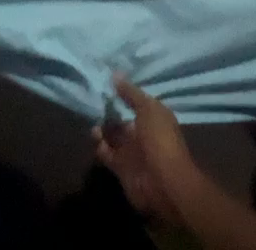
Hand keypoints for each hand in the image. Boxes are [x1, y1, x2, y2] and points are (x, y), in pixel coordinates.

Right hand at [93, 76, 204, 226]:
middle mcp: (142, 134)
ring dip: (102, 129)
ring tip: (93, 122)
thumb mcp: (148, 108)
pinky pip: (107, 154)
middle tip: (93, 102)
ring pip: (113, 137)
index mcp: (154, 118)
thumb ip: (131, 93)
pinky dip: (100, 146)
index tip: (105, 83)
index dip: (122, 94)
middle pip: (122, 120)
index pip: (135, 103)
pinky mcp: (121, 168)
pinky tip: (95, 138)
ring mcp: (132, 152)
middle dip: (109, 112)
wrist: (163, 182)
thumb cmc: (160, 139)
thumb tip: (115, 74)